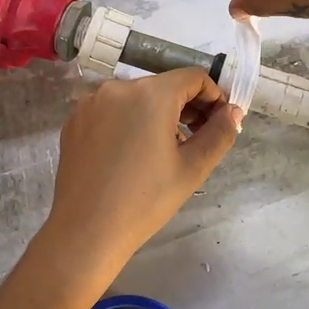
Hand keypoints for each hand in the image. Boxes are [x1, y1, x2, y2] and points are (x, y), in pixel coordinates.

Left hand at [43, 68, 241, 269]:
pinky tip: (133, 155)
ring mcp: (91, 103)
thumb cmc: (145, 200)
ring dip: (158, 115)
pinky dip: (130, 122)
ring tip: (165, 150)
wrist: (86, 231)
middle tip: (198, 139)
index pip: (192, 78)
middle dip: (187, 106)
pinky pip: (112, 111)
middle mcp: (117, 88)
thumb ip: (219, 133)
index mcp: (150, 94)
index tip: (220, 122)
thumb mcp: (192, 168)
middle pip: (164, 86)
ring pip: (137, 98)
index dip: (213, 96)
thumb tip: (233, 111)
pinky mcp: (75, 121)